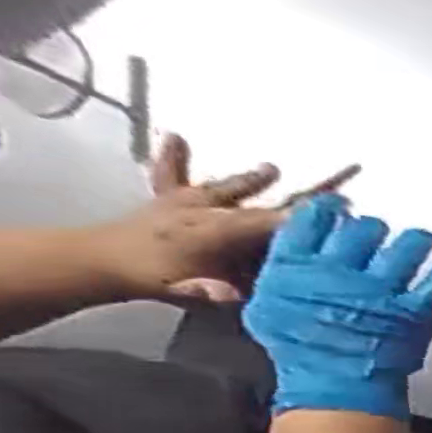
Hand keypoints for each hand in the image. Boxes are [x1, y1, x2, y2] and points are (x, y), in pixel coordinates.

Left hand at [84, 133, 357, 303]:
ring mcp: (186, 203)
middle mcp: (205, 212)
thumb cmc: (151, 279)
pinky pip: (171, 175)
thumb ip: (210, 291)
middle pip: (262, 207)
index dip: (305, 223)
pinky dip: (173, 158)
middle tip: (339, 198)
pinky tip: (178, 138)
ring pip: (227, 189)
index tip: (341, 219)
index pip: (270, 226)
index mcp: (215, 233)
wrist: (91, 263)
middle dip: (300, 203)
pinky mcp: (167, 200)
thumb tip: (232, 294)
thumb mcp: (188, 292)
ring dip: (251, 180)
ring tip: (270, 169)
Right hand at [242, 195, 431, 419]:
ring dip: (415, 241)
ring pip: (404, 251)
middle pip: (363, 231)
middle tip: (378, 229)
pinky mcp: (414, 310)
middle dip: (372, 227)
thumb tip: (273, 254)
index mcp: (299, 266)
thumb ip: (277, 276)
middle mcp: (342, 271)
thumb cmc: (298, 347)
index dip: (328, 210)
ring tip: (422, 237)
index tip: (339, 206)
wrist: (335, 381)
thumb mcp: (265, 307)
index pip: (313, 223)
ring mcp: (382, 290)